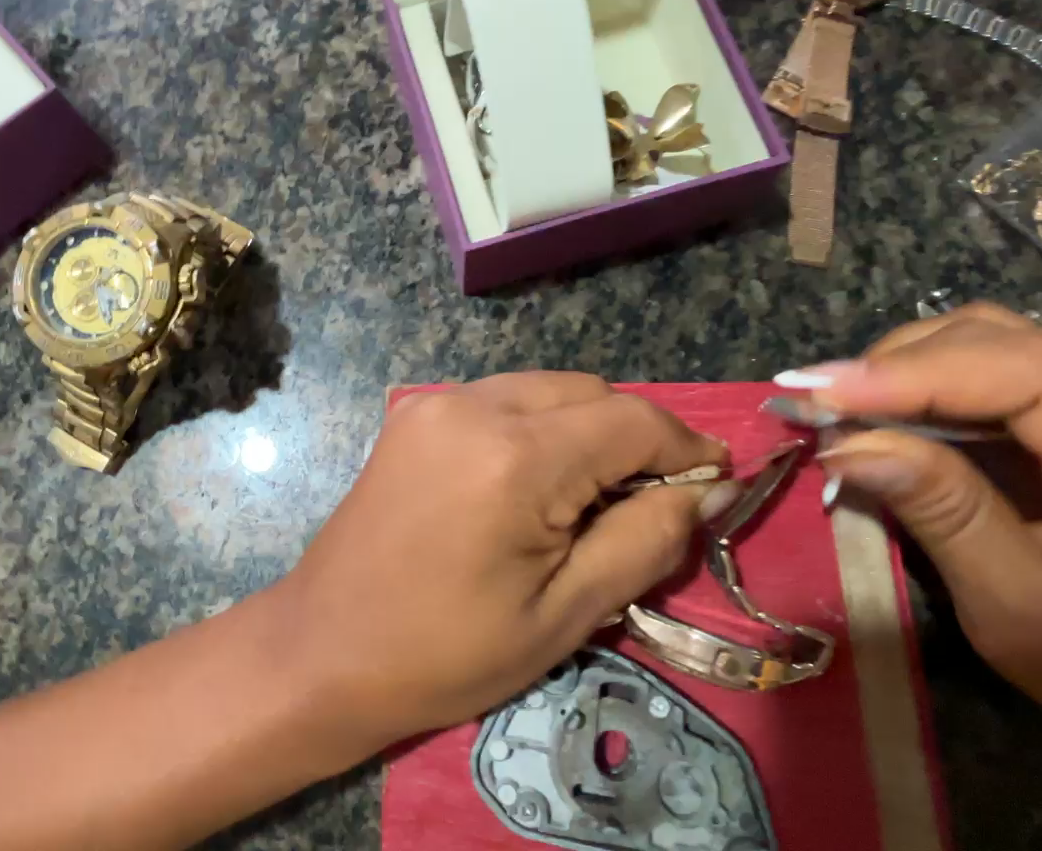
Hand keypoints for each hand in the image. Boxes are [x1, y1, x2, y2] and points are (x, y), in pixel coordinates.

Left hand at [275, 373, 735, 750]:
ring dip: (587, 426)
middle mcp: (473, 405)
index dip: (686, 447)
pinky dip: (539, 424)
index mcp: (515, 457)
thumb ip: (645, 539)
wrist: (323, 648)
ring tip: (594, 493)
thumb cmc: (446, 653)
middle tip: (652, 499)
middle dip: (635, 436)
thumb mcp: (565, 614)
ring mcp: (435, 401)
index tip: (717, 481)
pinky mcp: (413, 412)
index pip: (633, 420)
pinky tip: (535, 479)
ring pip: (546, 387)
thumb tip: (706, 490)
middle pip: (590, 391)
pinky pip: (501, 398)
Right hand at [788, 304, 1041, 755]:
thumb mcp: (1021, 617)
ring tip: (841, 408)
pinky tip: (887, 414)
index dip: (918, 371)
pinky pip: (994, 367)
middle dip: (894, 365)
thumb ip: (945, 519)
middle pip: (1004, 342)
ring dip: (904, 364)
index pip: (1032, 373)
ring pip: (993, 340)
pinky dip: (924, 379)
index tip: (822, 394)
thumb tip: (847, 444)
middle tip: (810, 405)